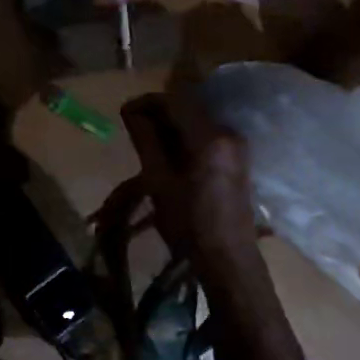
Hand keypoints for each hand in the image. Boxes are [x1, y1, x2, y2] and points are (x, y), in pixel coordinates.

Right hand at [120, 94, 258, 261]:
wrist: (227, 259)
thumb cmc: (188, 223)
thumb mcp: (158, 181)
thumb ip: (146, 140)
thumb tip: (130, 111)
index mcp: (210, 137)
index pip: (175, 101)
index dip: (146, 102)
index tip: (123, 113)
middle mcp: (229, 133)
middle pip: (188, 107)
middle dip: (157, 112)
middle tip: (131, 129)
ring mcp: (236, 146)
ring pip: (196, 121)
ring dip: (169, 125)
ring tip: (144, 143)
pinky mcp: (236, 159)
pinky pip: (205, 135)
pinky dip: (183, 137)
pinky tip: (166, 155)